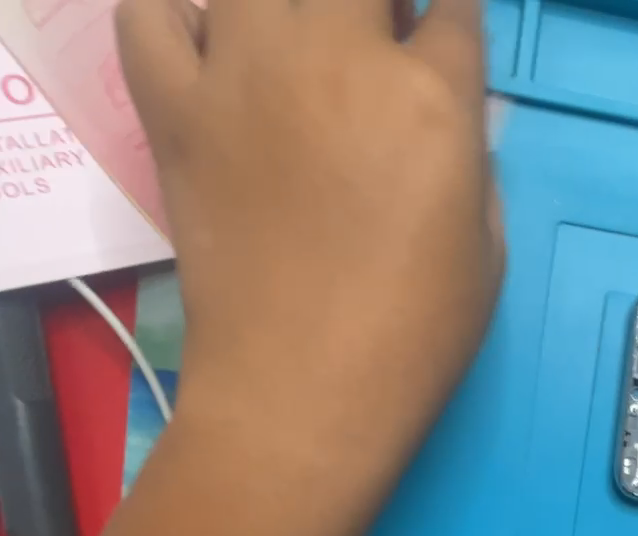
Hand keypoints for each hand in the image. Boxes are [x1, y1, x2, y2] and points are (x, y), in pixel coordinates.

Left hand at [116, 0, 501, 451]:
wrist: (304, 394)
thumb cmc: (415, 339)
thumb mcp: (486, 254)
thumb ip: (473, 165)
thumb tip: (450, 120)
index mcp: (431, 101)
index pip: (456, 11)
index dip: (456, 19)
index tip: (447, 39)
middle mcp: (337, 58)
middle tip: (380, 34)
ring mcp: (242, 73)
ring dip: (291, 3)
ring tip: (302, 39)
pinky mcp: (174, 107)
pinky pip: (151, 10)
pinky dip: (177, 10)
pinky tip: (213, 38)